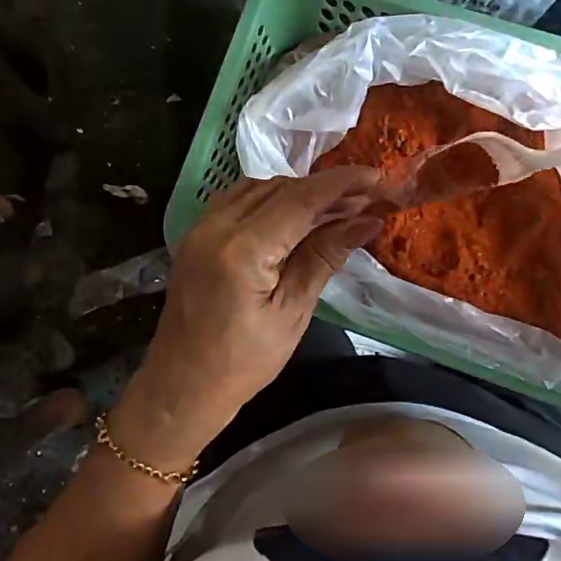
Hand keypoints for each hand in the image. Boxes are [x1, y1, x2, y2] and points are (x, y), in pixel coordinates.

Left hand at [109, 169, 383, 467]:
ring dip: (296, 191)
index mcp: (241, 250)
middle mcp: (215, 227)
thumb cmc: (242, 362)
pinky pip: (236, 201)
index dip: (341, 183)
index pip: (299, 199)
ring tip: (336, 207)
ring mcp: (200, 228)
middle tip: (365, 199)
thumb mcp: (292, 313)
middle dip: (323, 188)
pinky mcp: (195, 236)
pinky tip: (294, 215)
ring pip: (256, 188)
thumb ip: (324, 258)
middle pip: (278, 187)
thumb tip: (367, 221)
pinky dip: (269, 199)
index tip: (378, 176)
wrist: (182, 384)